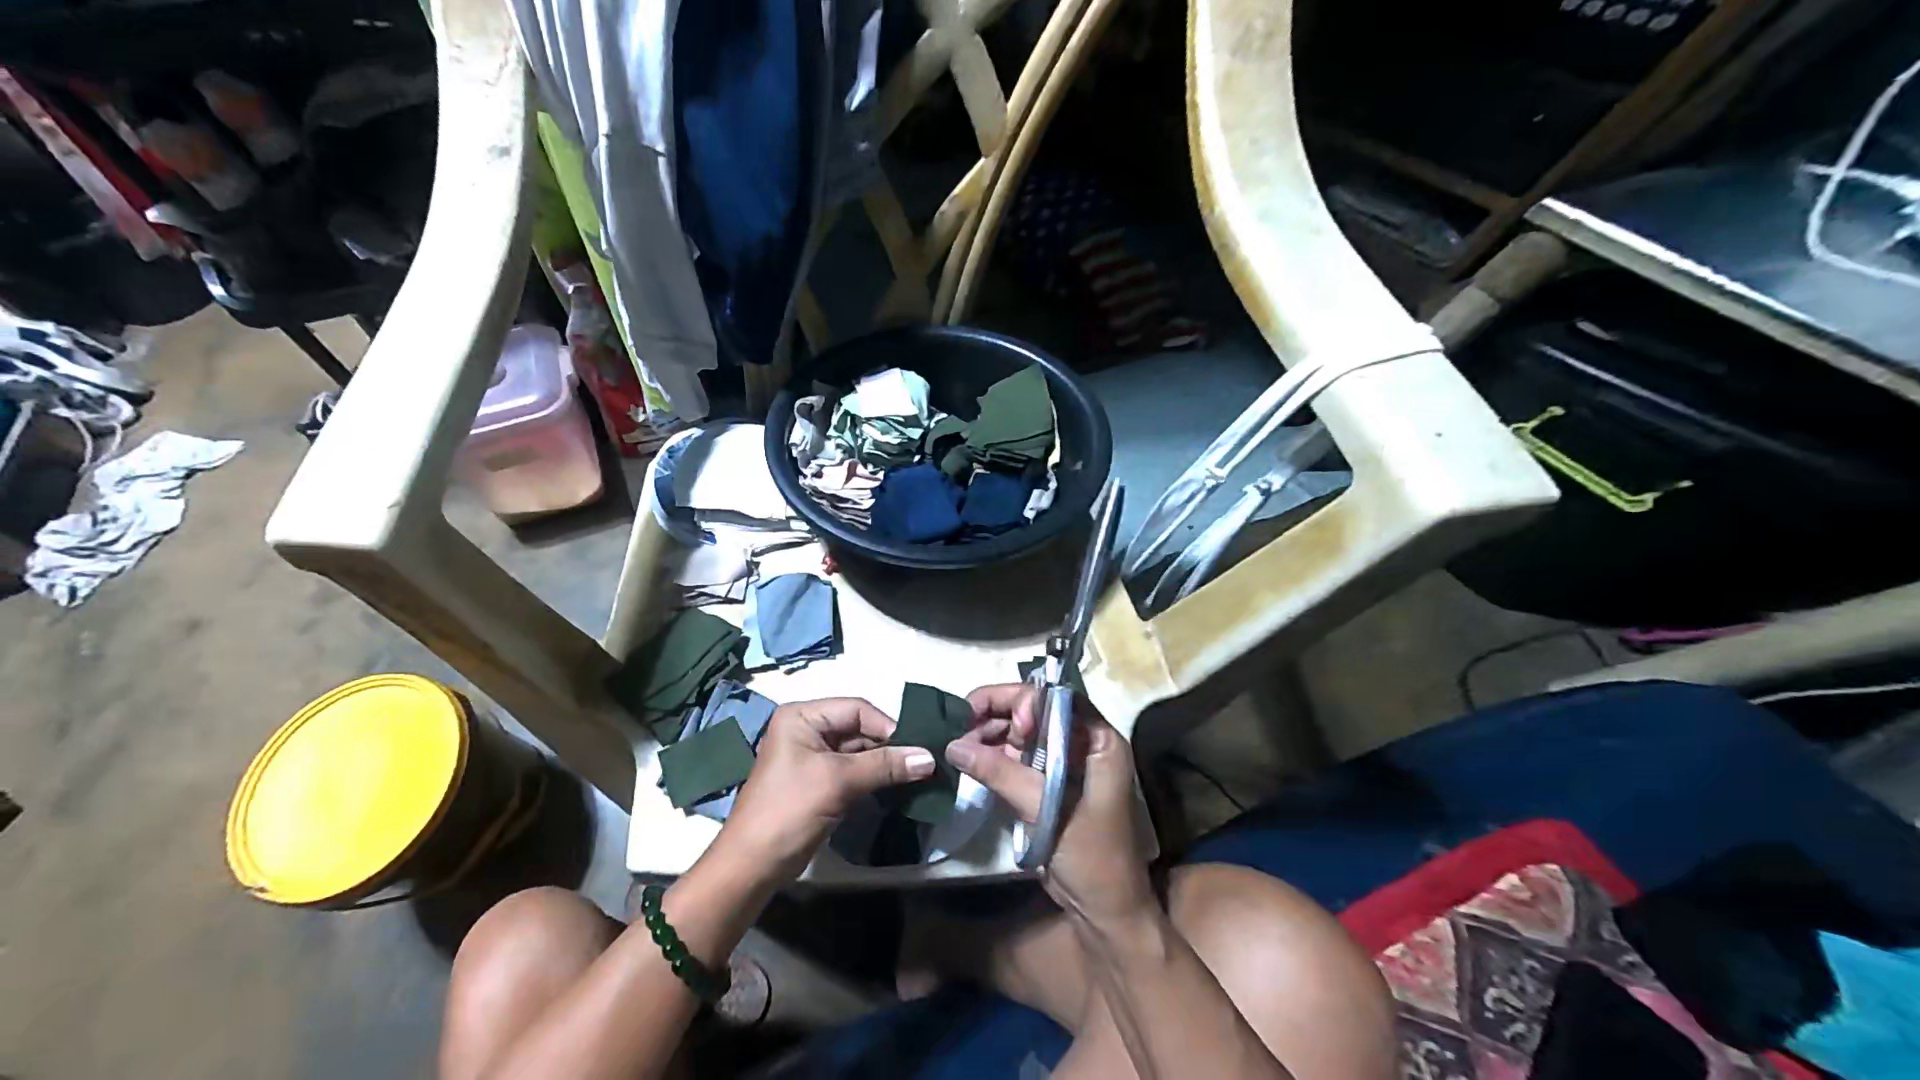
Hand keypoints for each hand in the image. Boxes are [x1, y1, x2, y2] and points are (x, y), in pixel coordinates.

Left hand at [709, 698, 936, 884]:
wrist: (753, 865)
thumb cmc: (789, 810)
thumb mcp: (838, 782)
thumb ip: (885, 765)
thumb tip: (930, 758)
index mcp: (802, 717)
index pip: (856, 709)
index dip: (887, 726)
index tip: (916, 748)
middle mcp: (807, 730)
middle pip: (859, 728)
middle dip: (890, 745)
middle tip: (923, 762)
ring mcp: (813, 757)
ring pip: (860, 751)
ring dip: (885, 763)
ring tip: (918, 775)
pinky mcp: (820, 782)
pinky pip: (854, 771)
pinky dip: (875, 777)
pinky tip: (899, 786)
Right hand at [946, 684, 1156, 928]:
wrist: (1106, 912)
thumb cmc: (1093, 858)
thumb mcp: (1048, 811)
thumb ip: (1003, 773)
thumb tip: (954, 746)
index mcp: (1099, 740)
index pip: (1056, 698)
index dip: (1020, 701)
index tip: (987, 720)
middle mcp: (1083, 743)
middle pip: (1035, 710)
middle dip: (997, 713)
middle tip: (961, 728)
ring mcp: (1065, 762)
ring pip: (1022, 731)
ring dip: (990, 733)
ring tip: (958, 743)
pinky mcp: (1047, 783)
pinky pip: (1018, 756)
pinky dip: (994, 754)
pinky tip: (969, 758)